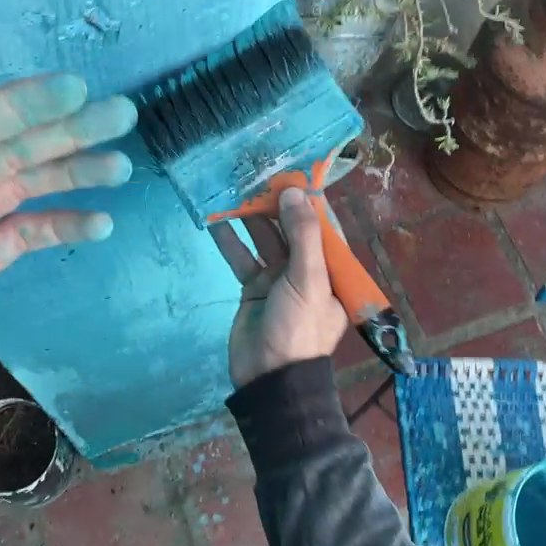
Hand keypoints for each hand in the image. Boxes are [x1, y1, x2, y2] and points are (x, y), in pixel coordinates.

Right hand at [208, 188, 349, 387]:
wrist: (271, 377)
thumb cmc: (299, 328)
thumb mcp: (308, 280)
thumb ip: (303, 234)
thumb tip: (294, 191)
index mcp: (331, 268)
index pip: (320, 224)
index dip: (306, 198)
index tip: (290, 168)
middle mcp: (306, 269)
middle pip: (290, 228)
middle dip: (274, 203)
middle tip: (254, 172)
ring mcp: (278, 278)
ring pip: (264, 239)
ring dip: (250, 217)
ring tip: (233, 187)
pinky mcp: (253, 288)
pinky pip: (242, 258)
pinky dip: (230, 240)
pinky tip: (215, 219)